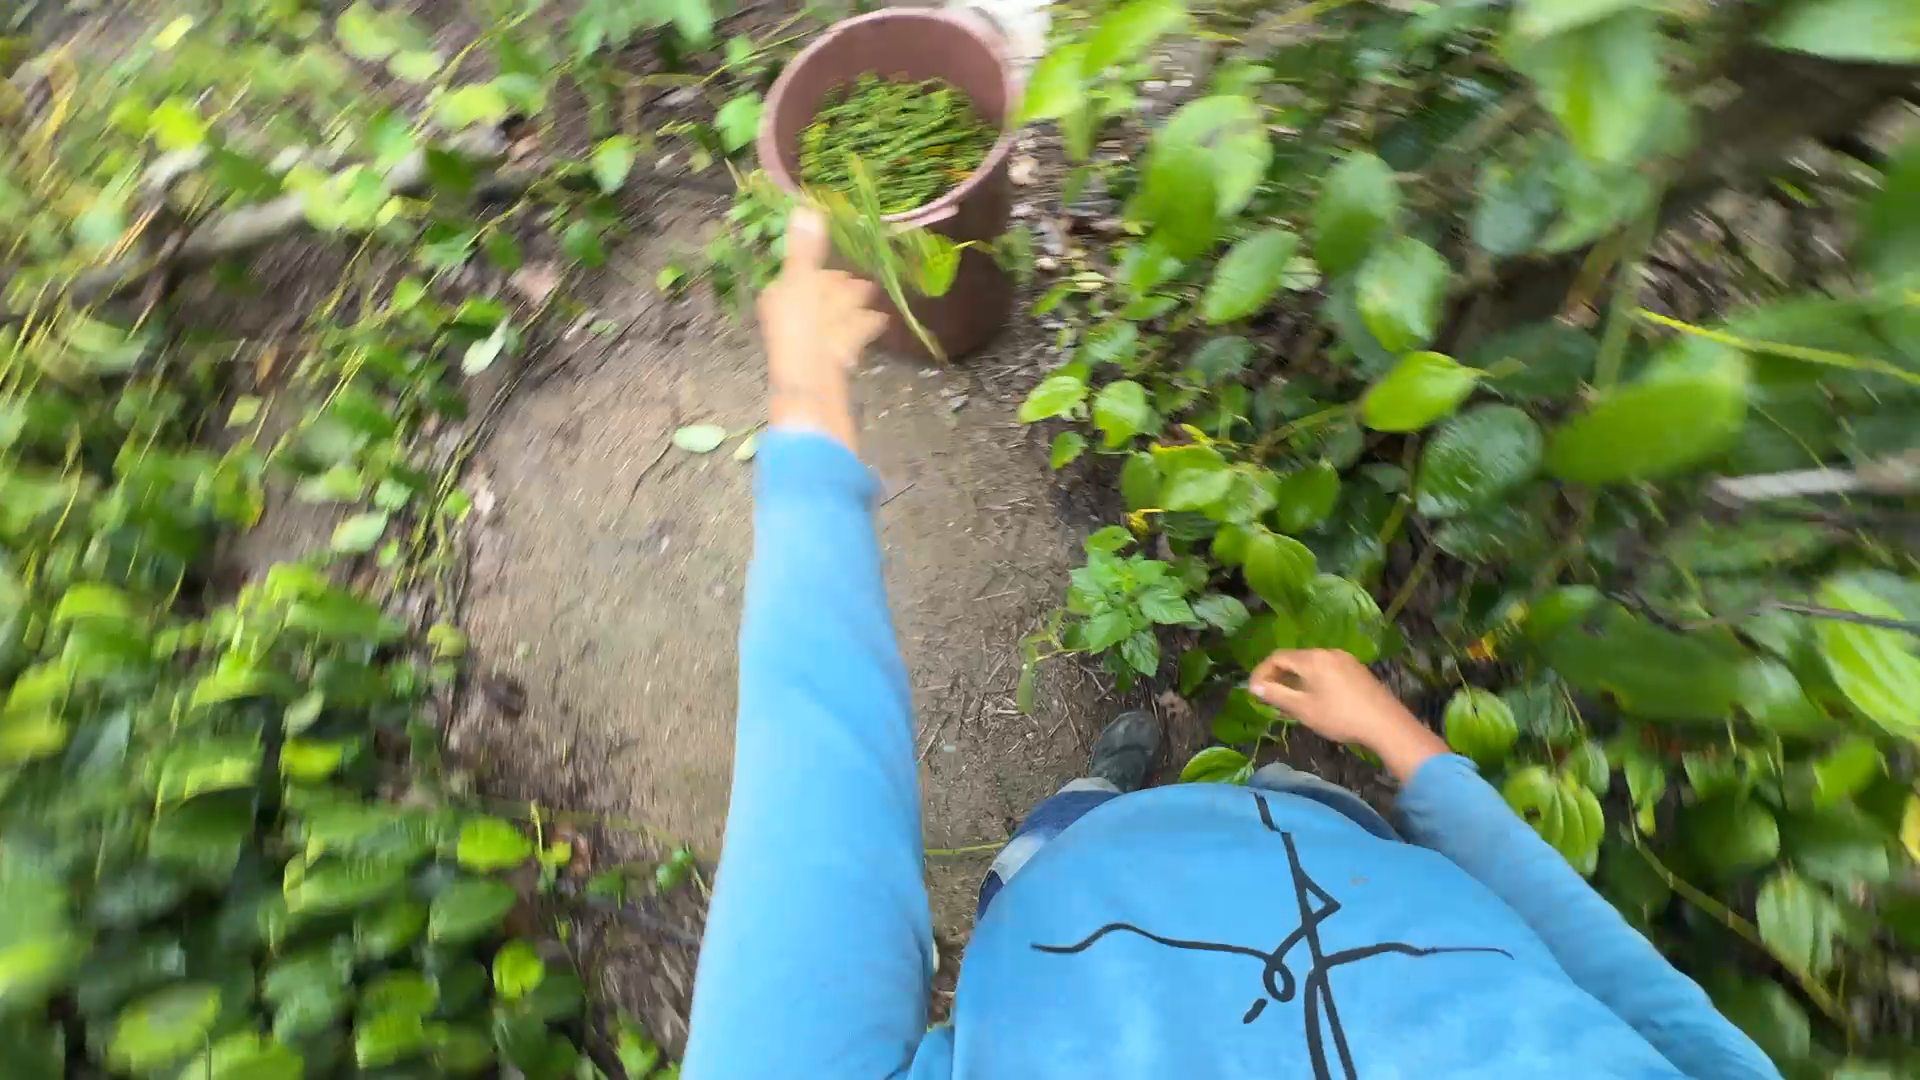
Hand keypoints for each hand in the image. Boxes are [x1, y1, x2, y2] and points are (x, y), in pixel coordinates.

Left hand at [756, 208, 887, 450]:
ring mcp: (812, 345)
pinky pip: (846, 341)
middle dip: (845, 290)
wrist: (813, 399)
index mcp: (780, 299)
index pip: (802, 276)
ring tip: (878, 303)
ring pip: (835, 319)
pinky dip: (861, 330)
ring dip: (856, 310)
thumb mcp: (801, 287)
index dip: (824, 269)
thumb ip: (805, 250)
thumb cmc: (802, 341)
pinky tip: (879, 325)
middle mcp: (793, 320)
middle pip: (820, 298)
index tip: (847, 265)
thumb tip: (807, 207)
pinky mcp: (829, 367)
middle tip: (872, 284)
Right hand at [1249, 649, 1448, 783]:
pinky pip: (1326, 668)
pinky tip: (1315, 698)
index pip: (1276, 658)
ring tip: (1291, 700)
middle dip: (1278, 677)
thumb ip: (1275, 694)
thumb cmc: (1340, 717)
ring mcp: (1344, 659)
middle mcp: (1327, 652)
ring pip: (1310, 665)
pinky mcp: (1356, 669)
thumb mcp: (1302, 709)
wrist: (1388, 726)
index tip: (1253, 692)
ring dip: (1295, 679)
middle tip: (1270, 698)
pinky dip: (1313, 679)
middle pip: (1293, 659)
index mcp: (1311, 659)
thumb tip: (1253, 687)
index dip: (1260, 673)